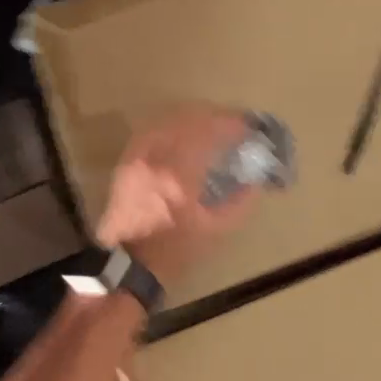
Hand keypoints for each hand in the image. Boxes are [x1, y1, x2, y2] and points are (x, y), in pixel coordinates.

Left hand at [94, 104, 262, 289]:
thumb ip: (240, 202)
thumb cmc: (175, 250)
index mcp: (180, 171)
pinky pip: (153, 130)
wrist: (128, 265)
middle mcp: (156, 155)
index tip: (249, 127)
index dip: (232, 123)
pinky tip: (185, 134)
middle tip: (234, 123)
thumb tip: (254, 181)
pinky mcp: (127, 161)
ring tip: (212, 125)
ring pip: (168, 118)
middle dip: (215, 115)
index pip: (210, 130)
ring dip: (193, 116)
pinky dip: (173, 126)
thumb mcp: (216, 230)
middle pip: (188, 116)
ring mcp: (137, 155)